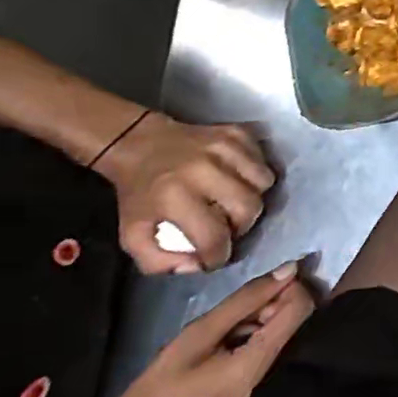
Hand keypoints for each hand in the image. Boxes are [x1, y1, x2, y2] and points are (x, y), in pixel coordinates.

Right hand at [53, 263, 314, 396]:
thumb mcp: (195, 339)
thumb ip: (242, 303)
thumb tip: (287, 271)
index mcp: (256, 366)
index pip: (301, 309)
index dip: (291, 284)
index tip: (269, 274)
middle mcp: (264, 381)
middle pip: (288, 325)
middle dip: (271, 303)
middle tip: (235, 302)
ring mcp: (252, 395)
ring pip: (272, 340)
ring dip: (255, 321)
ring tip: (220, 323)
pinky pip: (256, 359)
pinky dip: (245, 341)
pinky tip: (217, 343)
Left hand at [96, 114, 274, 273]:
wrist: (141, 144)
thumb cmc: (140, 194)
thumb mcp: (133, 236)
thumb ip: (159, 261)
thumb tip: (198, 265)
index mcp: (175, 196)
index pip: (214, 235)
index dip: (220, 256)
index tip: (215, 258)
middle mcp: (204, 168)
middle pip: (250, 207)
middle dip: (244, 226)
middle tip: (230, 228)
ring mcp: (224, 146)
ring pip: (265, 181)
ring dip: (255, 198)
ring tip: (237, 202)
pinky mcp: (236, 131)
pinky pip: (263, 159)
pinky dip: (256, 173)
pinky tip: (238, 179)